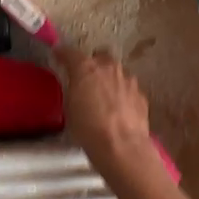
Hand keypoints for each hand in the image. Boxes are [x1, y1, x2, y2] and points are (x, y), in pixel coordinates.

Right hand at [57, 46, 155, 176]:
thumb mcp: (69, 107)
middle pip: (99, 56)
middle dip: (92, 63)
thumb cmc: (88, 128)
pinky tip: (117, 109)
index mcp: (85, 68)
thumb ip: (72, 88)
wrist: (122, 146)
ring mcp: (128, 80)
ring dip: (108, 78)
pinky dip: (121, 93)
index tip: (57, 55)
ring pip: (116, 72)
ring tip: (103, 96)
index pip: (70, 52)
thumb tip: (74, 82)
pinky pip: (127, 88)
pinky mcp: (140, 95)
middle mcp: (108, 68)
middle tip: (85, 78)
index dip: (62, 53)